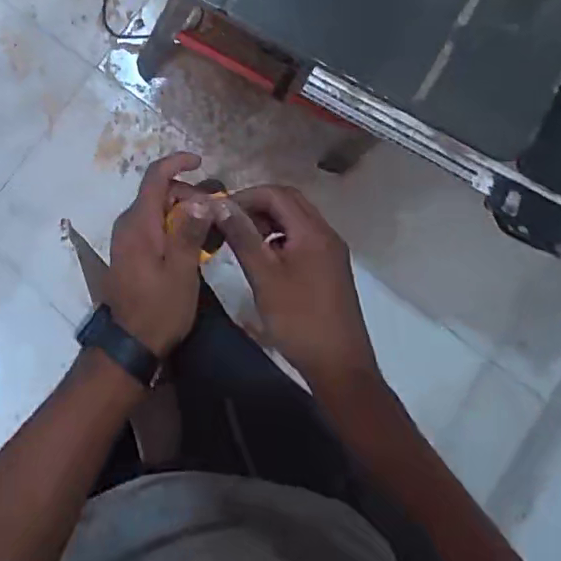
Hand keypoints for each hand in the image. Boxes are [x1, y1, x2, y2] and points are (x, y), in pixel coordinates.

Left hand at [105, 152, 213, 356]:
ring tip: (209, 230)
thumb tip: (201, 200)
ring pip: (157, 209)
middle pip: (159, 192)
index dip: (177, 162)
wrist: (129, 346)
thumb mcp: (182, 271)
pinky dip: (173, 224)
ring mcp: (126, 239)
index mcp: (139, 223)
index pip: (155, 177)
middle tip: (216, 213)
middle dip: (189, 193)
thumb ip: (190, 232)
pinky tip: (193, 243)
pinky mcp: (130, 252)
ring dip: (183, 210)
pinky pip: (153, 225)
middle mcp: (128, 224)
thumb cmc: (158, 308)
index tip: (201, 161)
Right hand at [218, 185, 378, 392]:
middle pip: (290, 202)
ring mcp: (331, 251)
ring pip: (297, 220)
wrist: (340, 366)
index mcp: (313, 231)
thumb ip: (243, 237)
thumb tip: (220, 205)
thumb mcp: (264, 277)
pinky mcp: (331, 267)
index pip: (277, 194)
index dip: (246, 196)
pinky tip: (264, 257)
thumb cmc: (299, 320)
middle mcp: (326, 233)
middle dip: (257, 205)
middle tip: (229, 221)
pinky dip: (281, 238)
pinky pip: (303, 238)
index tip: (220, 211)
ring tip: (241, 239)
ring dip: (269, 221)